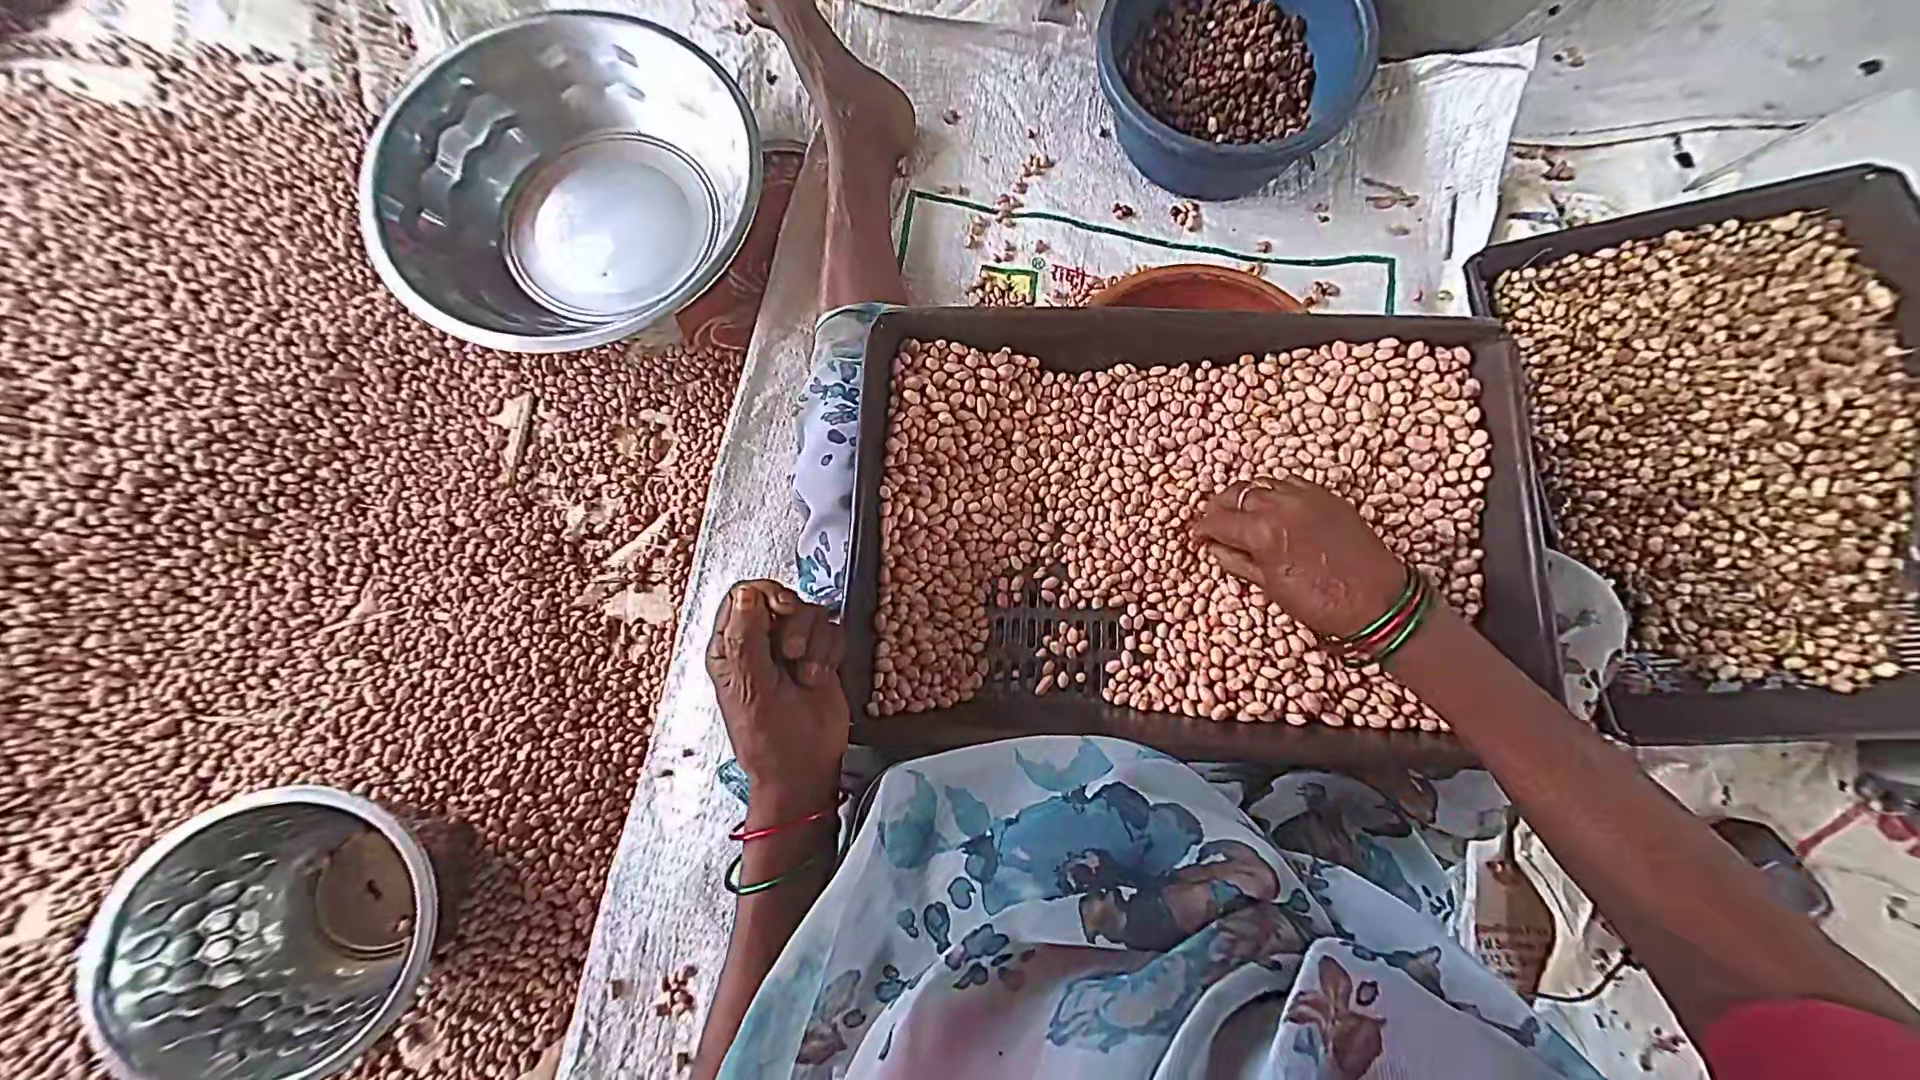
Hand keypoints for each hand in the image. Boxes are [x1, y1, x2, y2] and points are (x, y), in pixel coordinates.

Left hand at [705, 580, 848, 804]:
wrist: (805, 768)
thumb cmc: (768, 738)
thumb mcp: (751, 688)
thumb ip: (746, 638)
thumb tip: (746, 593)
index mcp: (731, 647)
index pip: (743, 596)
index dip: (765, 595)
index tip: (781, 610)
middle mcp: (762, 642)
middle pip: (782, 599)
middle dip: (794, 623)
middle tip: (791, 651)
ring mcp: (794, 648)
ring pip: (812, 613)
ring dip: (814, 643)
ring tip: (805, 675)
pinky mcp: (822, 656)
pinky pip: (834, 631)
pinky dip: (831, 653)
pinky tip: (819, 678)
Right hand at [1193, 476, 1411, 638]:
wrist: (1377, 600)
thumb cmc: (1322, 601)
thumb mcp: (1270, 586)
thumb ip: (1238, 561)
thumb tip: (1215, 548)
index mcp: (1261, 532)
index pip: (1218, 521)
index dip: (1203, 529)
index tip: (1199, 536)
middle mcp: (1280, 506)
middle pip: (1234, 494)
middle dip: (1218, 507)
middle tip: (1213, 521)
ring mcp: (1305, 498)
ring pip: (1260, 484)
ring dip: (1245, 497)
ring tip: (1240, 513)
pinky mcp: (1326, 497)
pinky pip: (1289, 483)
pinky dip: (1274, 491)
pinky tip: (1272, 506)